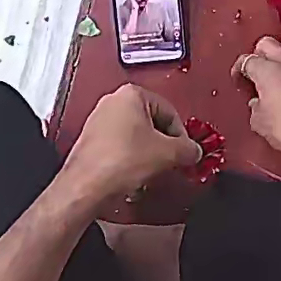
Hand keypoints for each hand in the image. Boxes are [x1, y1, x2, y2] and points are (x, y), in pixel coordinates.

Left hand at [60, 85, 202, 201]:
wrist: (87, 186)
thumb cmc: (119, 161)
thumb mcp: (167, 154)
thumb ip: (187, 149)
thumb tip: (193, 151)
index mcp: (131, 94)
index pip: (169, 112)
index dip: (181, 135)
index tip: (185, 151)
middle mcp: (113, 102)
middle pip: (152, 123)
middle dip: (164, 145)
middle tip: (172, 161)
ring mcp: (100, 120)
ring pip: (137, 136)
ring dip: (148, 154)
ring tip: (151, 170)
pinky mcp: (93, 140)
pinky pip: (121, 147)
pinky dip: (131, 159)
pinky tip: (134, 175)